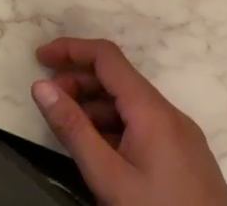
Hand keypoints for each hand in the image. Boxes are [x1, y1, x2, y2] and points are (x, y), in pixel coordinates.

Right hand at [31, 38, 226, 205]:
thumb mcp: (107, 177)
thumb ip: (72, 129)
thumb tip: (40, 86)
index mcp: (153, 112)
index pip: (107, 57)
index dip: (70, 49)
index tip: (39, 60)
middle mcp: (172, 116)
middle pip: (118, 79)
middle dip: (78, 82)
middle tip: (50, 104)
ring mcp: (183, 139)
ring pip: (130, 105)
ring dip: (94, 106)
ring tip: (70, 131)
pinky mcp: (187, 160)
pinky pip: (144, 126)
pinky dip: (114, 126)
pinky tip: (100, 152)